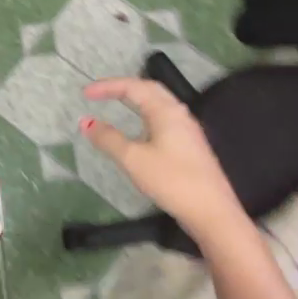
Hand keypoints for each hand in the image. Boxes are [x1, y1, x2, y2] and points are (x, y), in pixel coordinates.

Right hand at [80, 77, 244, 238]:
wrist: (213, 212)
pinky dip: (147, 114)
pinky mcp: (192, 146)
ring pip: (160, 104)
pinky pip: (165, 118)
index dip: (107, 86)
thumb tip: (86, 122)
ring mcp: (188, 130)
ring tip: (118, 103)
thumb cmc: (171, 180)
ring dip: (138, 99)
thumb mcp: (133, 159)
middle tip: (102, 92)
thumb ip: (108, 138)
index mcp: (166, 111)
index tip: (85, 93)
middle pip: (150, 89)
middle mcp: (179, 114)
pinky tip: (142, 129)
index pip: (133, 87)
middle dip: (124, 86)